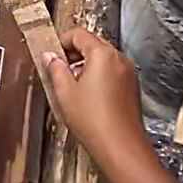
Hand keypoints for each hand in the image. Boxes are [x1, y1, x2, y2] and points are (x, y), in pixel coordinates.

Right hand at [39, 29, 150, 162]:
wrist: (121, 147)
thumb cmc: (94, 121)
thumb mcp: (65, 92)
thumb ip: (56, 69)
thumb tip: (50, 57)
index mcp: (103, 55)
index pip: (79, 34)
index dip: (62, 41)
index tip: (52, 54)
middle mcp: (119, 59)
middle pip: (93, 44)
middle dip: (73, 54)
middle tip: (57, 69)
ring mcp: (128, 73)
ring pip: (103, 59)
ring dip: (85, 66)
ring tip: (71, 86)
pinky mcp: (131, 87)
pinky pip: (112, 72)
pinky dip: (98, 77)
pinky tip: (87, 96)